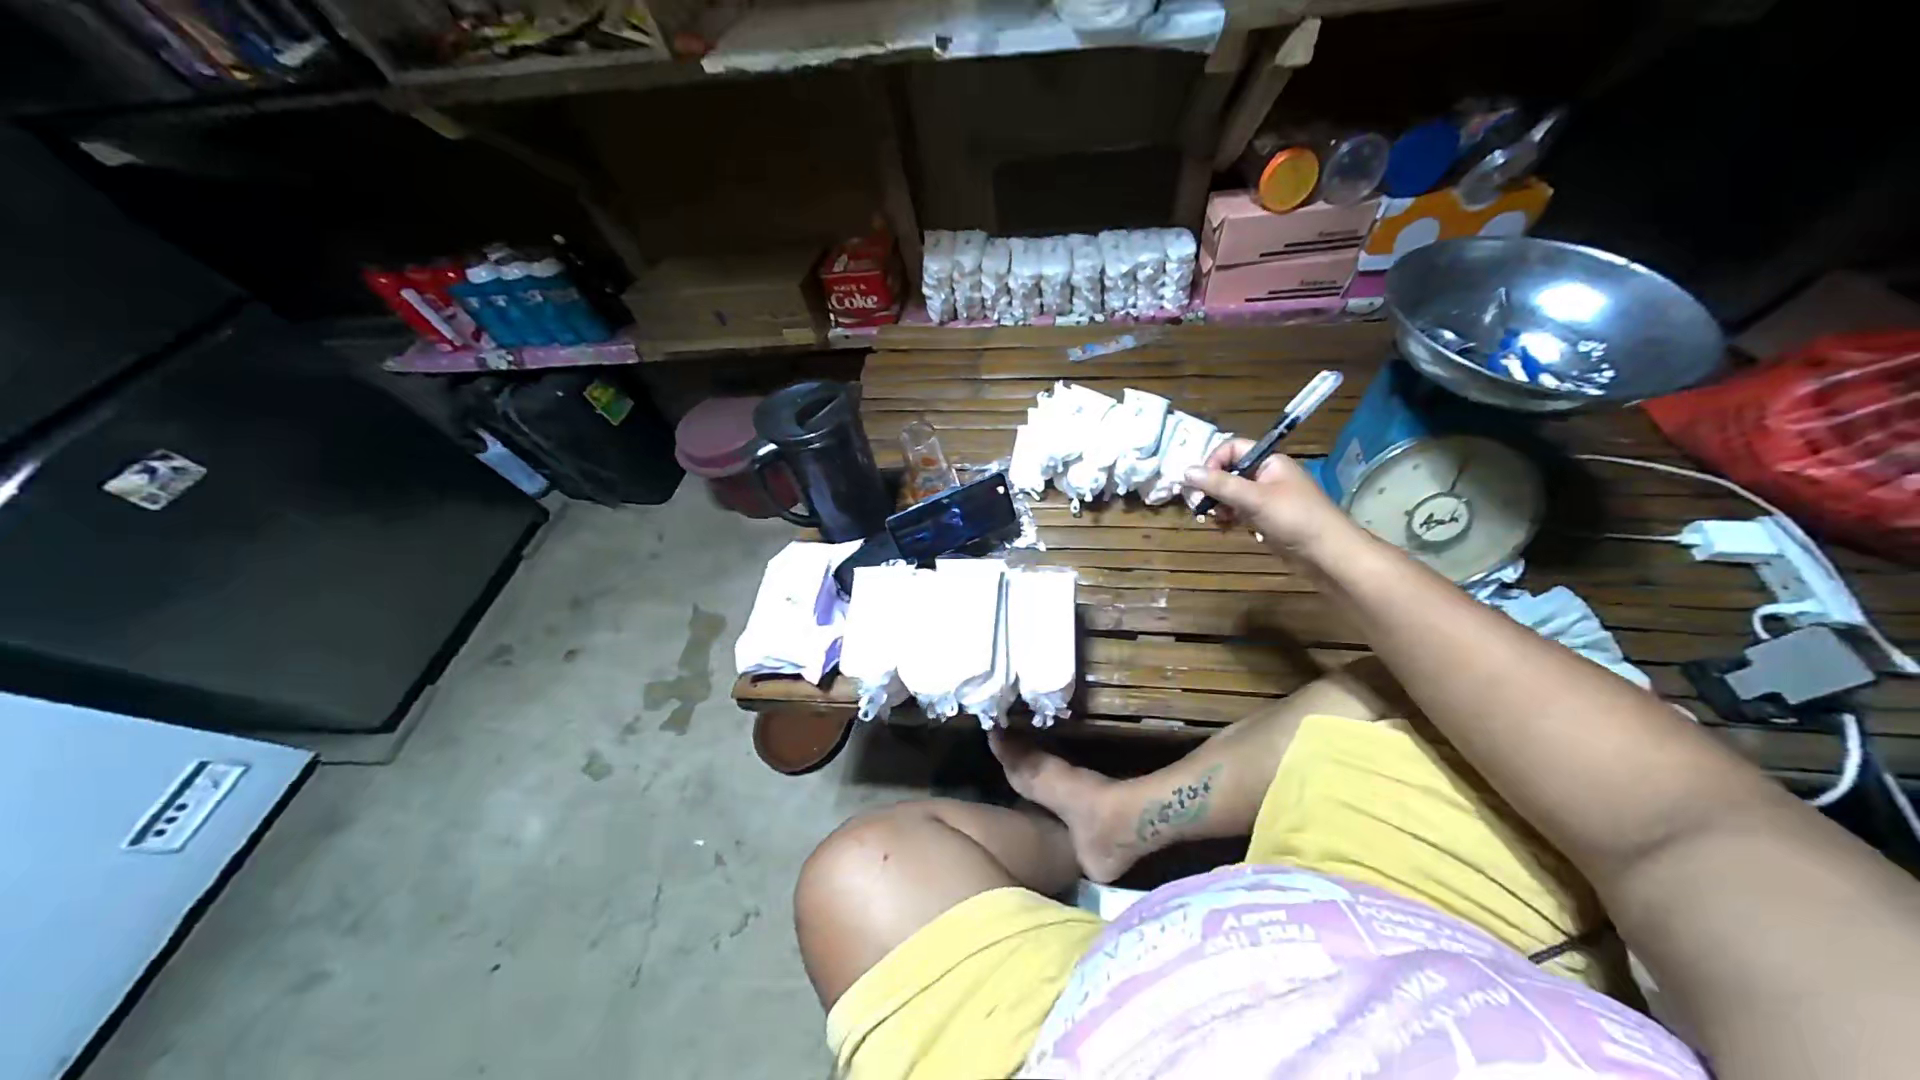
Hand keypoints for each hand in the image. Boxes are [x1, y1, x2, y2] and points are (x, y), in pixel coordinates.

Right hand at [1182, 439, 1357, 559]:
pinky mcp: (1265, 519)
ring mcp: (1266, 498)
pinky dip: (1229, 518)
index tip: (1199, 484)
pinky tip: (1225, 528)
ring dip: (1218, 506)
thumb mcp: (1255, 499)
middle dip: (1211, 488)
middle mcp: (1266, 476)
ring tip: (1215, 520)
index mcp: (1269, 462)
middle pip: (1228, 473)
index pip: (1231, 450)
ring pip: (1230, 495)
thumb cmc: (1295, 518)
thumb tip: (1186, 471)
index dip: (1212, 462)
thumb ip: (1220, 484)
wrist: (1328, 554)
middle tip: (1199, 507)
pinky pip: (1238, 512)